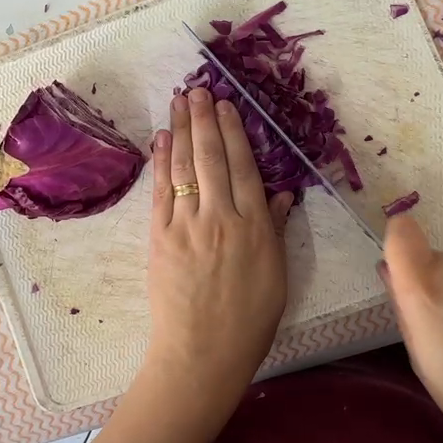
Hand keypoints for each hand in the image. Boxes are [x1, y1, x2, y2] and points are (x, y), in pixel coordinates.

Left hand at [141, 90, 294, 411]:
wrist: (201, 354)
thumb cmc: (248, 320)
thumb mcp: (276, 275)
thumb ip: (276, 230)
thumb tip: (283, 193)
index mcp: (254, 227)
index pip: (243, 167)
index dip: (234, 132)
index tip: (226, 105)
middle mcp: (220, 218)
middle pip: (211, 157)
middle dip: (205, 119)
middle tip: (199, 88)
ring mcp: (186, 224)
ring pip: (184, 166)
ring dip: (181, 129)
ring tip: (180, 100)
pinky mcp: (160, 236)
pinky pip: (161, 189)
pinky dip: (161, 160)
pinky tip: (162, 138)